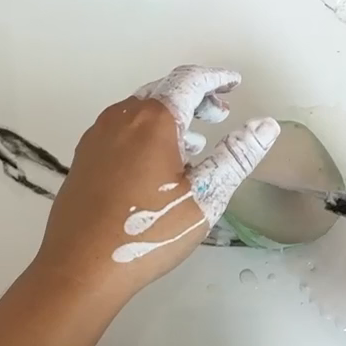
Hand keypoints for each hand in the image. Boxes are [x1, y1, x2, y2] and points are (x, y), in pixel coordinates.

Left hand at [34, 66, 277, 301]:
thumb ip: (237, 156)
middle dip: (196, 97)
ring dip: (171, 115)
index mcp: (154, 120)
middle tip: (221, 114)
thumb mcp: (204, 197)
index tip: (235, 82)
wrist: (78, 267)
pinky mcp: (85, 156)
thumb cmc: (147, 231)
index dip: (216, 78)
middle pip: (164, 90)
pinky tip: (158, 162)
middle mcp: (122, 117)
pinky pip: (123, 128)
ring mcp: (98, 135)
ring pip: (141, 109)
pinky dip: (148, 131)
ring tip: (196, 142)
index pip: (190, 81)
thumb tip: (266, 125)